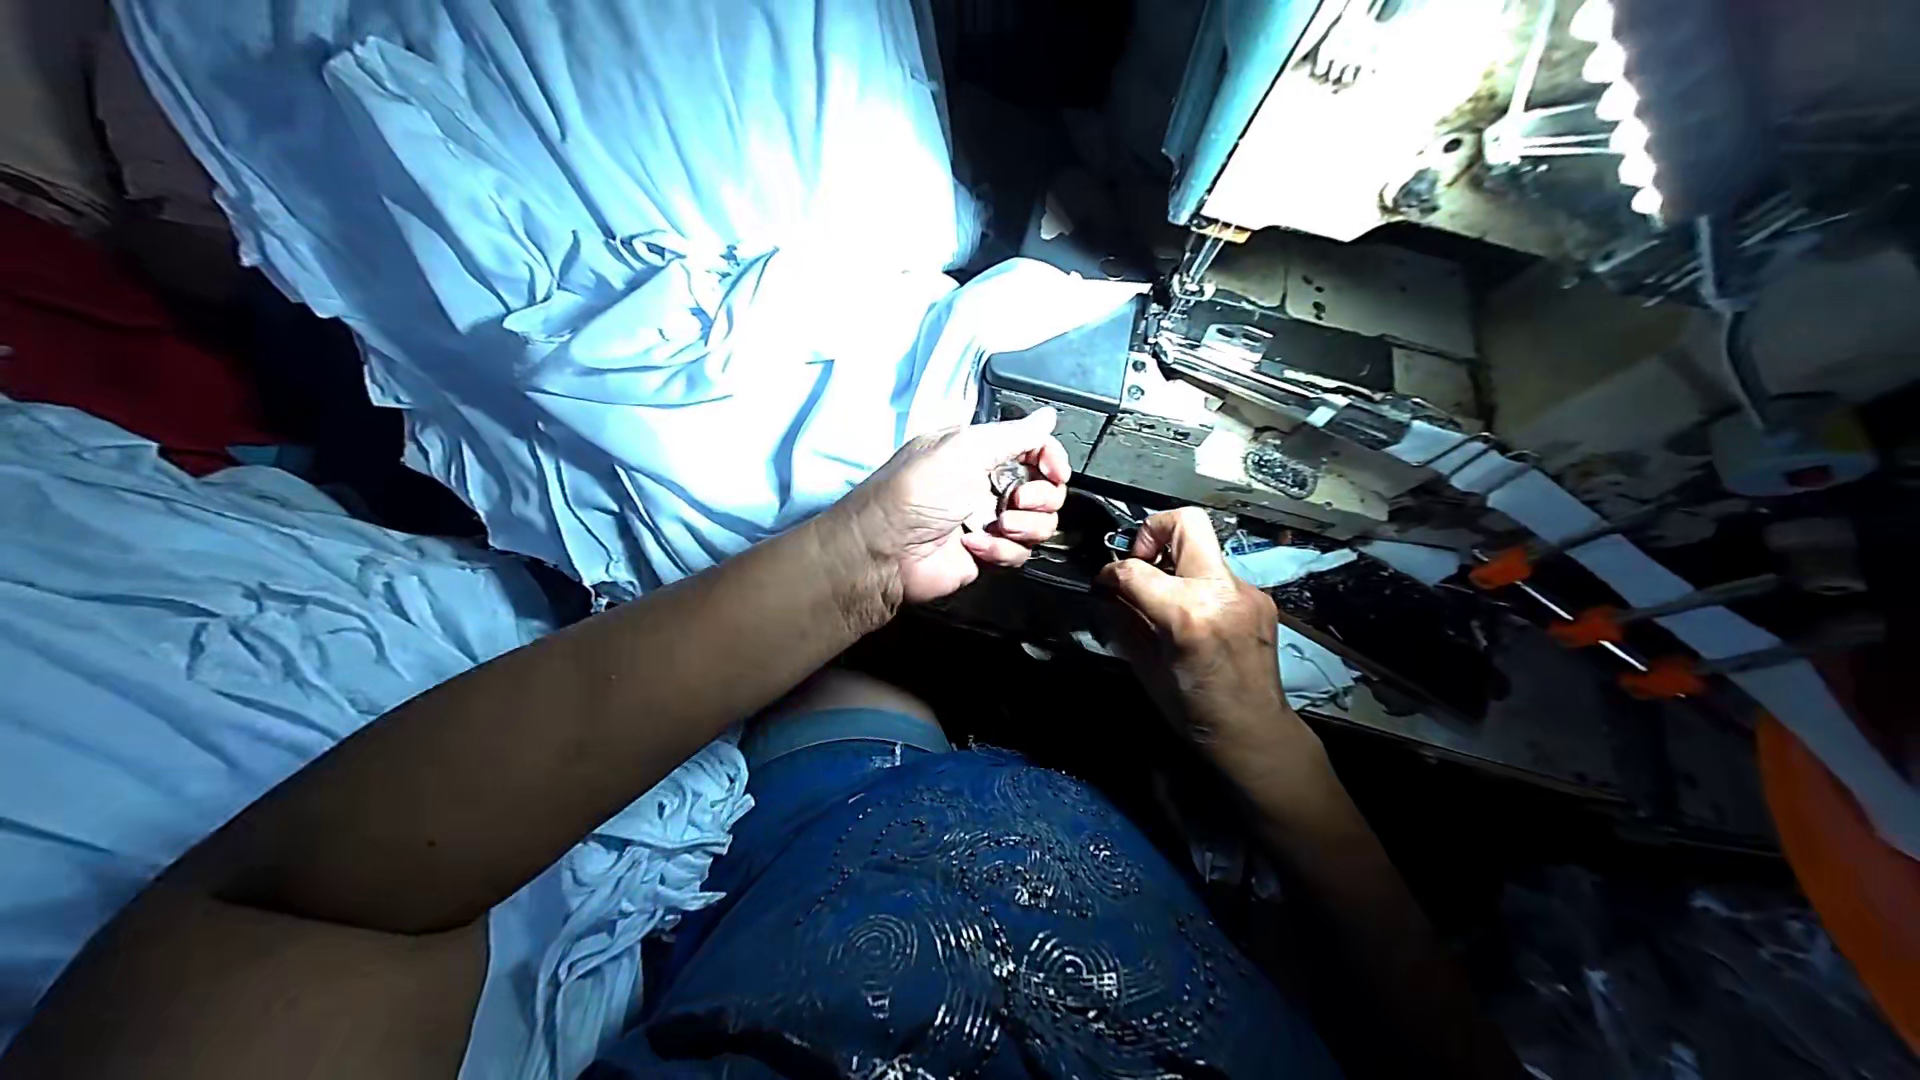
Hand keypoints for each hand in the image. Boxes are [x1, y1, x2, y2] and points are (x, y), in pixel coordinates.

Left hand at [840, 409, 1070, 603]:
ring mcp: (989, 521)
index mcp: (981, 453)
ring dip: (1024, 527)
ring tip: (996, 527)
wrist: (885, 552)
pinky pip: (1019, 553)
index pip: (1034, 449)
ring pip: (1039, 524)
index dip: (1051, 459)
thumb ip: (1012, 434)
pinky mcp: (987, 554)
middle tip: (1014, 502)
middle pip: (1046, 490)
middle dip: (1040, 497)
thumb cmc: (916, 492)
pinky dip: (1001, 551)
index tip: (1055, 472)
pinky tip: (973, 547)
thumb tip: (1048, 416)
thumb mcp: (963, 449)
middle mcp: (989, 485)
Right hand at [1097, 508, 1313, 775]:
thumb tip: (1108, 591)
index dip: (1110, 573)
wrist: (1253, 733)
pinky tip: (1189, 610)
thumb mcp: (1144, 665)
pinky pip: (1218, 573)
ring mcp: (1247, 591)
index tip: (1105, 582)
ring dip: (1176, 560)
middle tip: (1140, 560)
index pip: (1135, 569)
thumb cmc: (1194, 710)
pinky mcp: (1259, 598)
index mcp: (1189, 613)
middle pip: (1186, 522)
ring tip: (1163, 591)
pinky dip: (1196, 582)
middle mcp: (1223, 592)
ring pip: (1203, 547)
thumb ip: (1124, 619)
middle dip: (1152, 531)